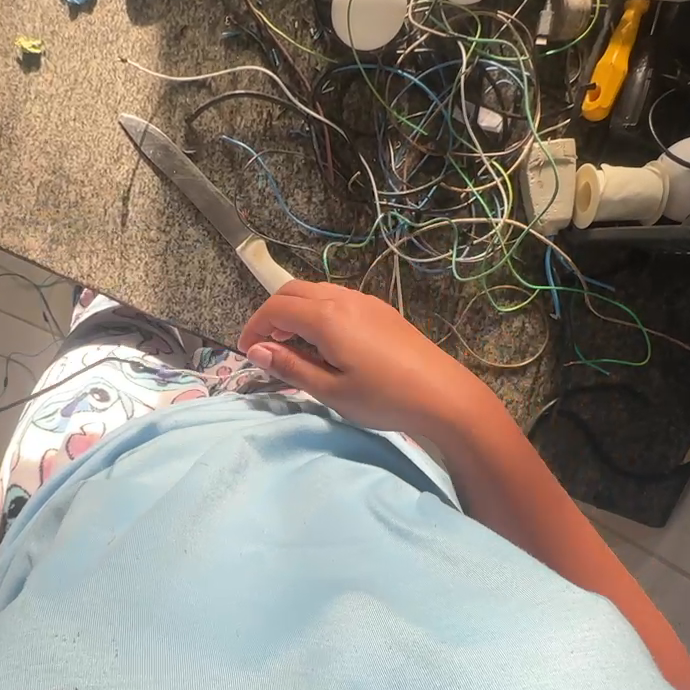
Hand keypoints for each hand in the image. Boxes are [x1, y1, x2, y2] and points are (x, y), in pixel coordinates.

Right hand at [238, 281, 509, 444]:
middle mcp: (343, 299)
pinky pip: (336, 298)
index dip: (254, 328)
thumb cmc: (383, 398)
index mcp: (327, 318)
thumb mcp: (330, 390)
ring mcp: (364, 301)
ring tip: (292, 346)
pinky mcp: (380, 309)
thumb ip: (290, 366)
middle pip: (292, 291)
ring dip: (294, 312)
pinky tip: (324, 342)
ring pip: (315, 292)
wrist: (443, 395)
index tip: (247, 352)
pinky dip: (316, 312)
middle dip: (271, 315)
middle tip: (265, 347)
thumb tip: (256, 350)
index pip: (275, 310)